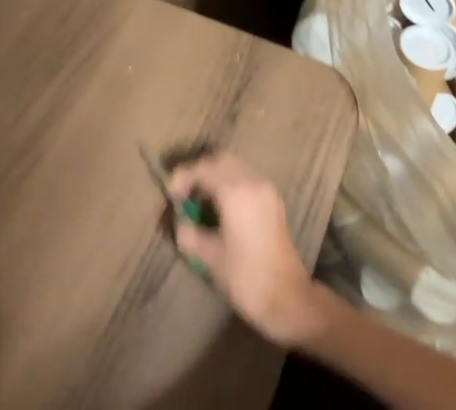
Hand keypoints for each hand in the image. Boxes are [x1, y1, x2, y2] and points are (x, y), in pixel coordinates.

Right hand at [166, 154, 337, 346]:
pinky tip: (217, 206)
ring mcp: (267, 190)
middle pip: (222, 160)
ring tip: (197, 200)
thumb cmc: (244, 276)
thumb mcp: (209, 256)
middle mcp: (255, 182)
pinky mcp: (273, 202)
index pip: (205, 168)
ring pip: (237, 167)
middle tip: (182, 193)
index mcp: (237, 192)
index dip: (183, 176)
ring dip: (215, 176)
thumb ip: (189, 233)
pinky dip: (230, 183)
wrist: (286, 295)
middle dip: (199, 171)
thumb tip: (181, 221)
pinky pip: (247, 179)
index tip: (169, 194)